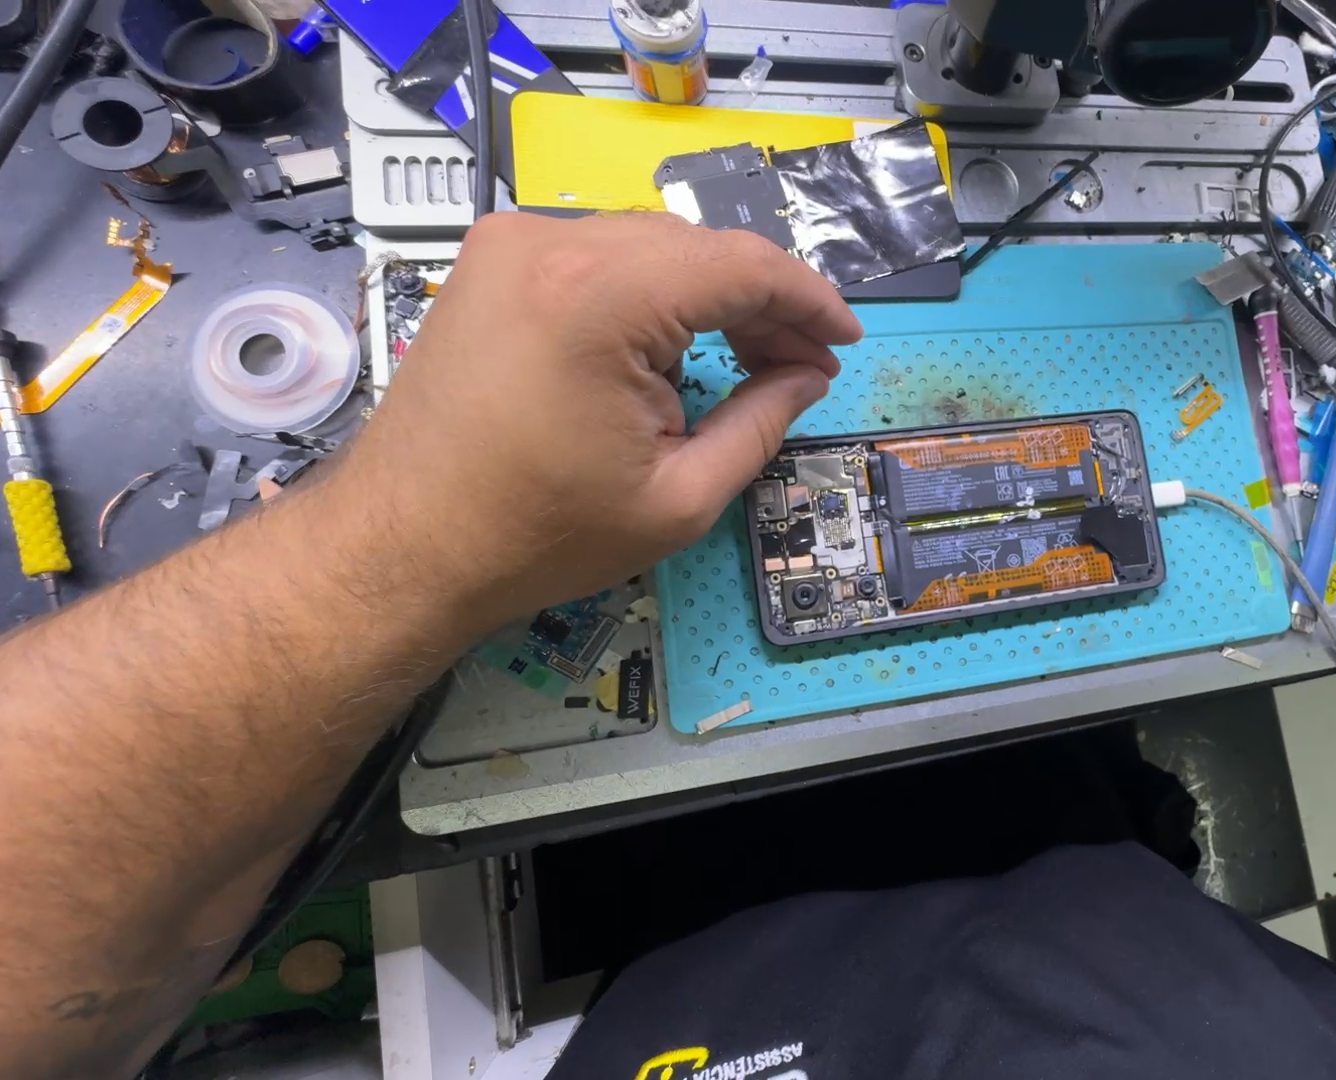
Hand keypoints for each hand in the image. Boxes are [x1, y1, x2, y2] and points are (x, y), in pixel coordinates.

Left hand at [332, 212, 862, 622]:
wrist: (410, 545)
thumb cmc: (546, 534)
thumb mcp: (684, 497)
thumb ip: (762, 421)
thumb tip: (808, 375)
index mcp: (599, 299)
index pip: (741, 265)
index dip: (810, 299)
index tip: (844, 339)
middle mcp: (551, 244)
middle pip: (703, 250)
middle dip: (768, 306)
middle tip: (804, 367)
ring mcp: (514, 245)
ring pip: (660, 249)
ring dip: (719, 299)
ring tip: (754, 362)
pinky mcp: (499, 263)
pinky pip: (612, 258)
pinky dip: (665, 296)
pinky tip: (685, 346)